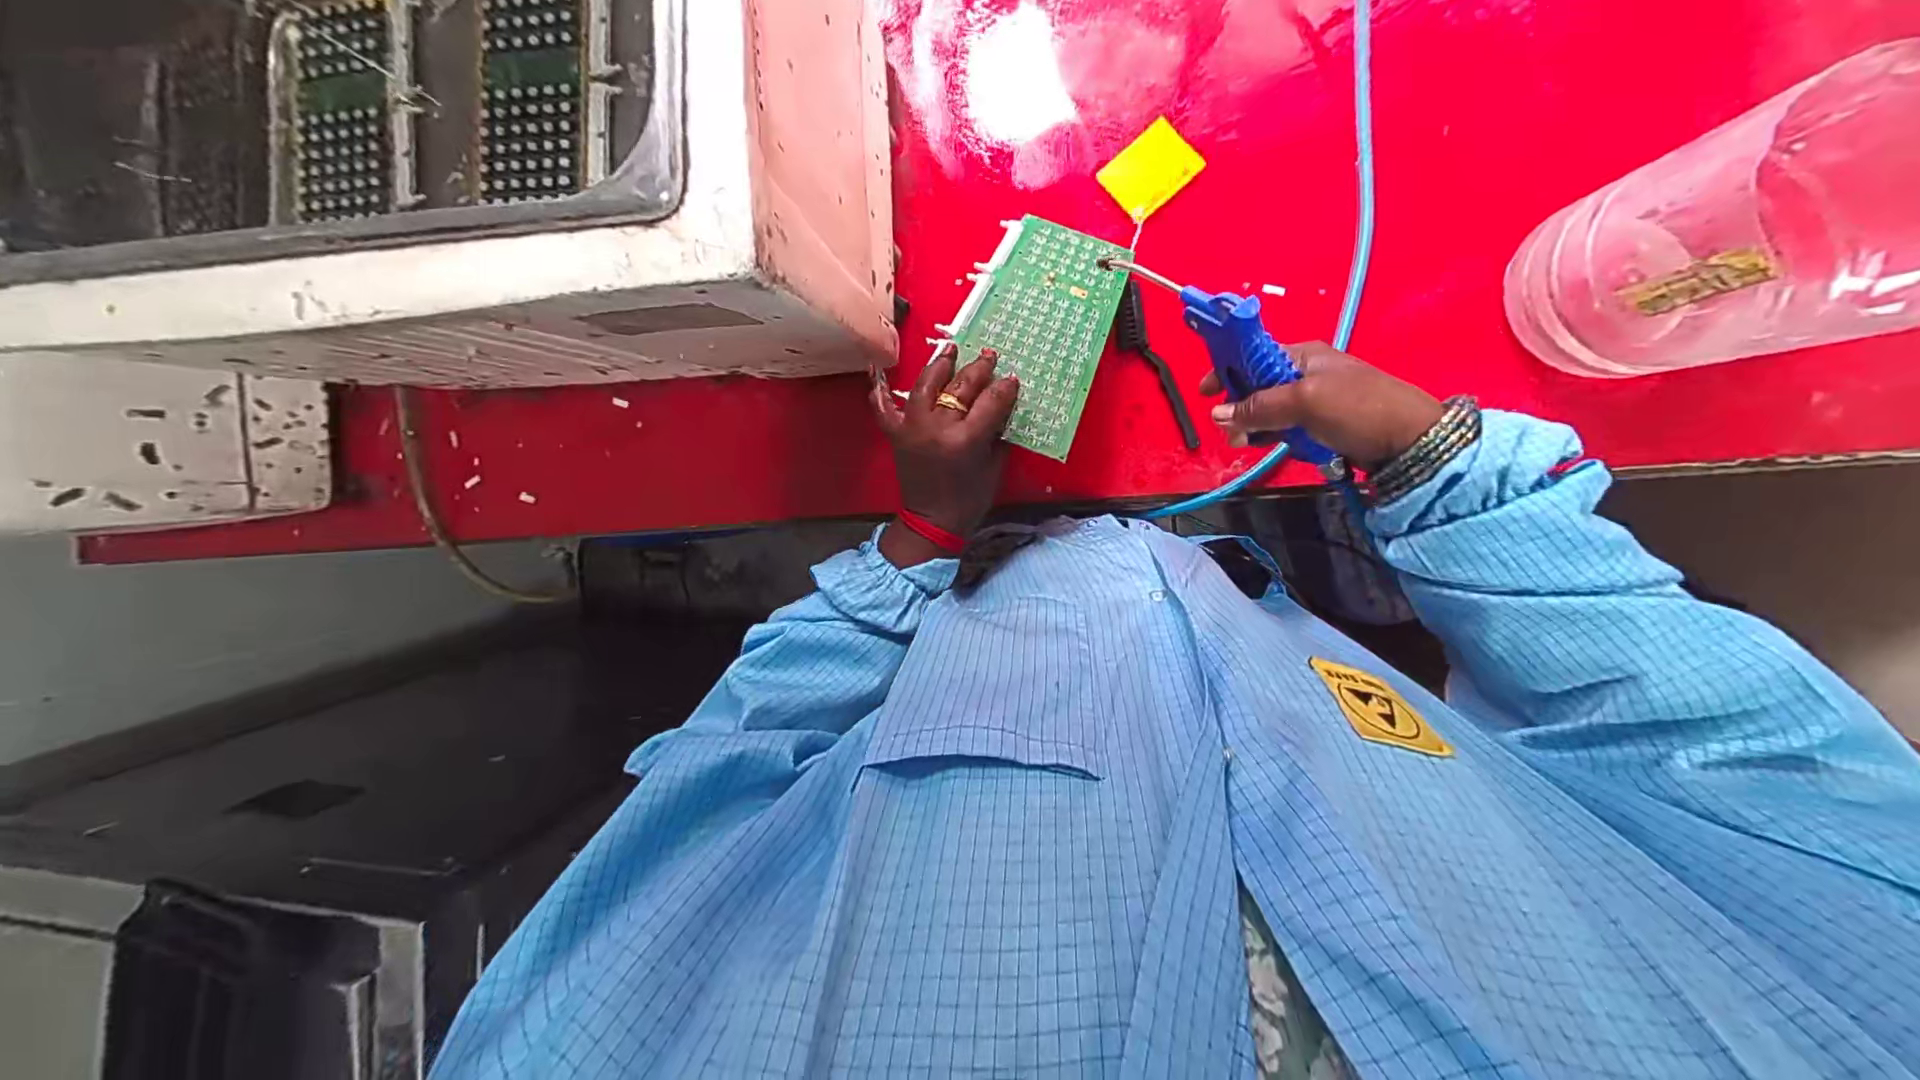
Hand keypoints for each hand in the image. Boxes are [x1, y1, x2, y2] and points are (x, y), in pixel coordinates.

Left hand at [871, 345, 1019, 565]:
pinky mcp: (896, 435)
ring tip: (950, 350)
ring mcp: (912, 429)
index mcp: (966, 440)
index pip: (991, 401)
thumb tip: (1002, 403)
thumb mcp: (994, 464)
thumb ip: (997, 431)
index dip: (1005, 387)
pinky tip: (879, 371)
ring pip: (926, 386)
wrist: (932, 522)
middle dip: (978, 369)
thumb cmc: (970, 498)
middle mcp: (937, 428)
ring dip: (939, 365)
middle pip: (961, 387)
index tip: (1012, 378)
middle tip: (988, 356)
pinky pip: (885, 408)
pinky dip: (881, 391)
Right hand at [1200, 342, 1443, 468]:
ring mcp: (1312, 399)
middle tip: (1230, 430)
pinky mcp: (1319, 423)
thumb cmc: (1358, 408)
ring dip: (1252, 425)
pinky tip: (1269, 446)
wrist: (1410, 440)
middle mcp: (1304, 372)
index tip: (1205, 391)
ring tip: (1247, 443)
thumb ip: (1259, 407)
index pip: (1252, 355)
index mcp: (1302, 355)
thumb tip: (1217, 414)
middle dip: (1237, 406)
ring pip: (1266, 410)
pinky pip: (1283, 427)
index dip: (1226, 368)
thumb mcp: (1305, 402)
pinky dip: (1272, 436)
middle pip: (1255, 385)